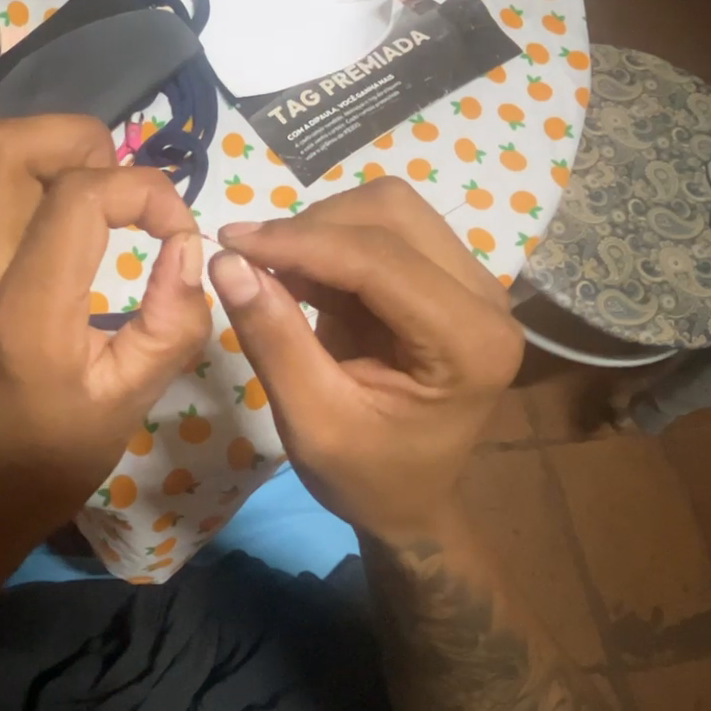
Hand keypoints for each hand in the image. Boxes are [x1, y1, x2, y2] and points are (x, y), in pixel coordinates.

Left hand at [0, 116, 211, 550]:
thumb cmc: (61, 446)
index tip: (175, 229)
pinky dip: (13, 160)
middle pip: (7, 148)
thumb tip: (186, 244)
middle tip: (119, 187)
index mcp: (28, 315)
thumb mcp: (137, 396)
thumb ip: (173, 318)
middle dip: (81, 142)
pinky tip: (50, 197)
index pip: (79, 197)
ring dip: (42, 143)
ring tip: (86, 183)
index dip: (144, 192)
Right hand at [208, 177, 521, 540]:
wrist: (408, 501)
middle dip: (311, 229)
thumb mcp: (311, 422)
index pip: (379, 260)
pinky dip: (327, 242)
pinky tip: (297, 279)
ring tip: (276, 275)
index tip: (228, 242)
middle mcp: (484, 298)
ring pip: (386, 208)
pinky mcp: (441, 276)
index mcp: (469, 344)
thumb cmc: (366, 475)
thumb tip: (226, 261)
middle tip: (253, 264)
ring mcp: (468, 281)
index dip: (299, 243)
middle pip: (390, 213)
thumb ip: (274, 339)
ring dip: (319, 230)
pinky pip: (379, 228)